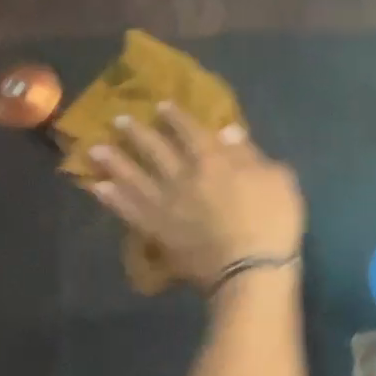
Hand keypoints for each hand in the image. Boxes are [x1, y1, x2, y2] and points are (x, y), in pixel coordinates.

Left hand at [86, 103, 305, 290]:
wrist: (250, 269)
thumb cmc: (274, 223)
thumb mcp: (279, 181)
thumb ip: (252, 155)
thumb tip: (228, 131)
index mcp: (215, 160)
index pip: (192, 131)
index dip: (177, 117)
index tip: (163, 105)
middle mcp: (183, 175)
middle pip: (156, 148)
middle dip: (139, 132)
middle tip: (121, 120)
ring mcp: (166, 203)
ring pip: (134, 175)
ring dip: (115, 161)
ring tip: (96, 148)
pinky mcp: (156, 230)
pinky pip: (128, 211)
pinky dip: (113, 199)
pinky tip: (99, 188)